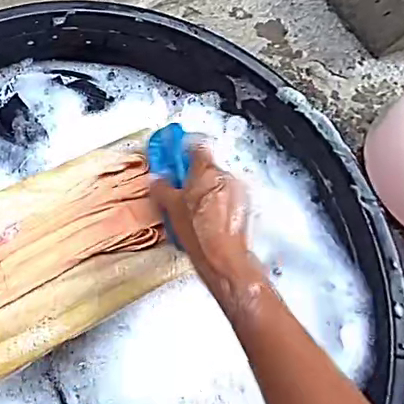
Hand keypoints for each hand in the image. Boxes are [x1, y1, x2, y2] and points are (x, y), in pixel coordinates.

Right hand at [148, 142, 273, 316]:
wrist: (224, 260)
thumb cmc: (200, 235)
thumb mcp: (171, 208)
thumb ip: (162, 188)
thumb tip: (157, 180)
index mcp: (206, 171)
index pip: (196, 144)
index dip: (183, 147)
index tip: (173, 153)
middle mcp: (226, 176)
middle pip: (206, 165)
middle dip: (192, 175)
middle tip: (178, 187)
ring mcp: (238, 191)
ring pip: (217, 182)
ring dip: (205, 189)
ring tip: (191, 209)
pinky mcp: (245, 206)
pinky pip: (227, 196)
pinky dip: (217, 202)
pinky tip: (205, 219)